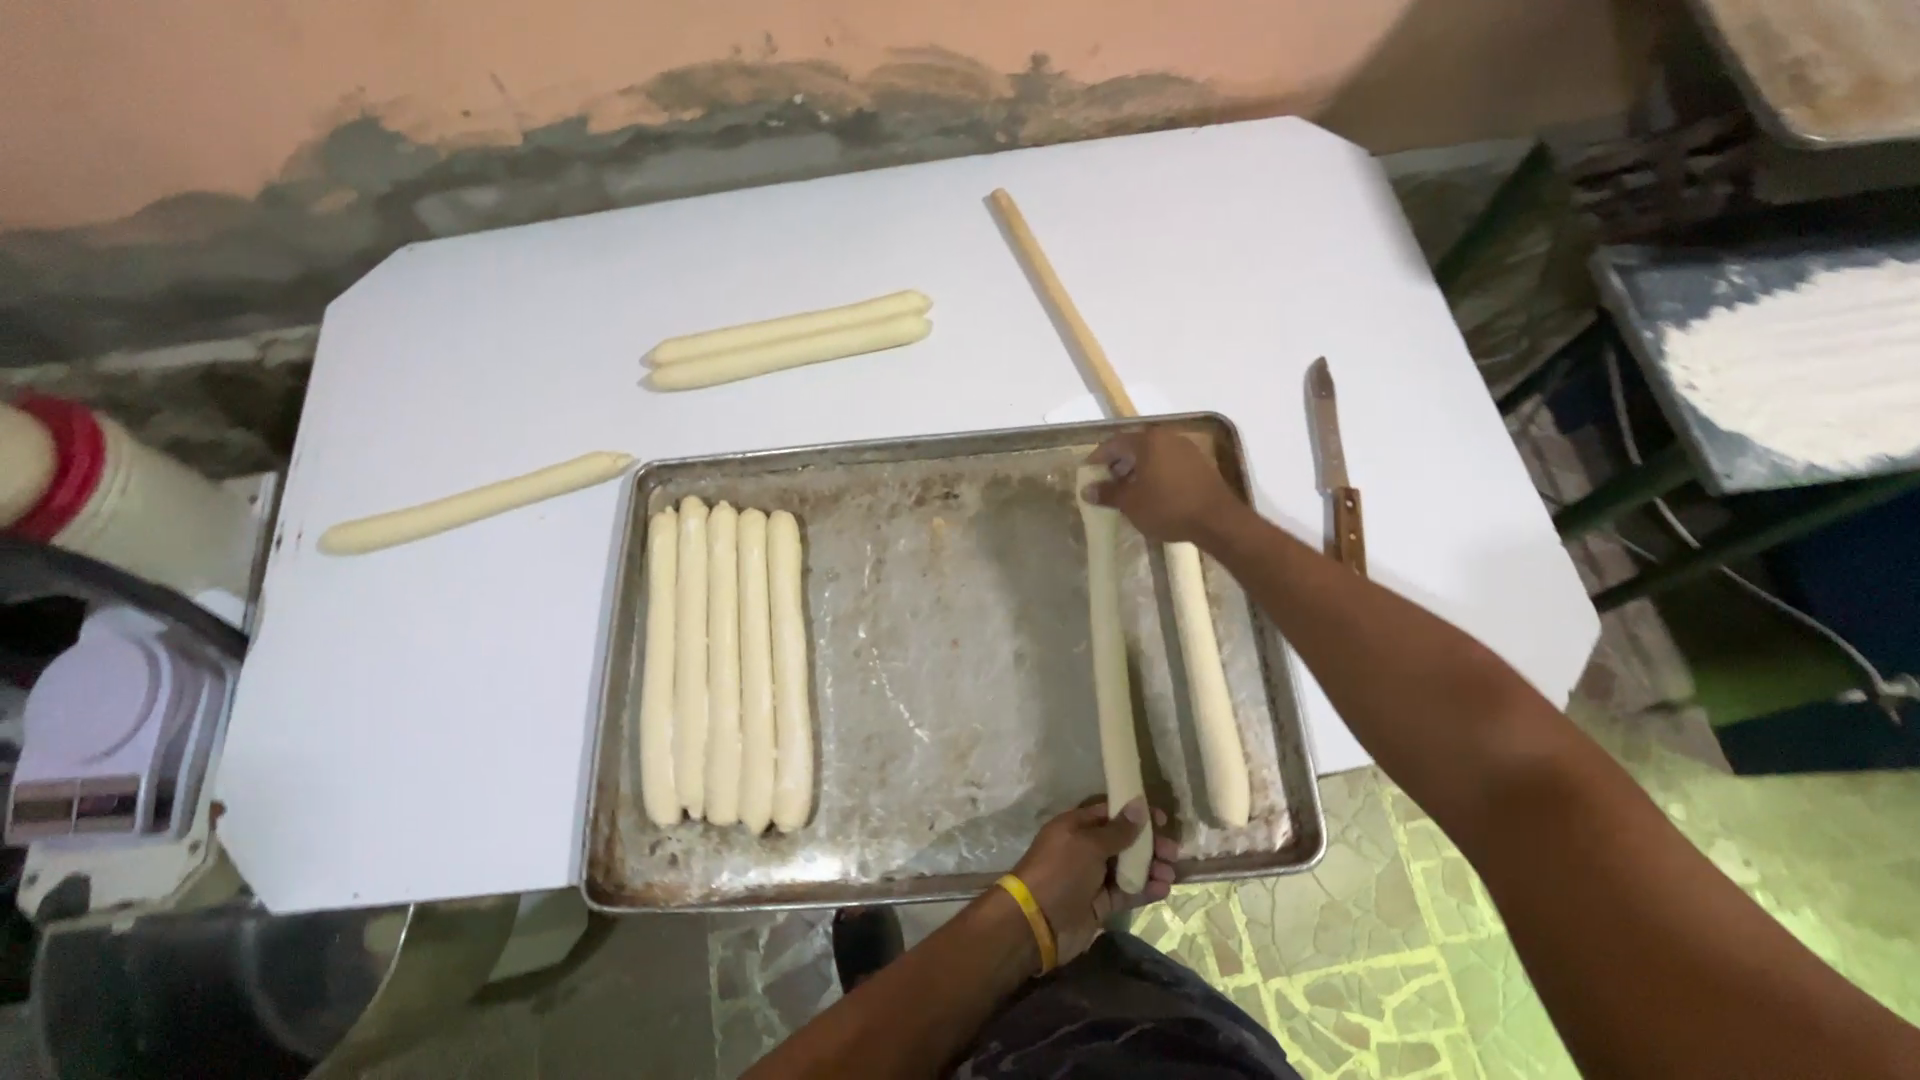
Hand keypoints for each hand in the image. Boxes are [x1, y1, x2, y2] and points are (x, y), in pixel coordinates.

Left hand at [1011, 798, 1180, 964]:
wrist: (1036, 923)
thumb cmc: (1060, 872)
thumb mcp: (1088, 844)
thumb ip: (1117, 830)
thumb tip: (1139, 805)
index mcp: (1076, 826)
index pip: (1110, 813)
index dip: (1135, 814)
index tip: (1162, 820)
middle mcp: (1085, 849)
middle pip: (1123, 841)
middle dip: (1149, 844)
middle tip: (1173, 852)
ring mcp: (1093, 878)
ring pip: (1128, 868)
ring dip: (1151, 868)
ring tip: (1170, 874)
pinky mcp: (1101, 904)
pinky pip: (1127, 892)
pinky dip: (1145, 889)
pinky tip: (1163, 889)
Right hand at [1083, 429, 1241, 543]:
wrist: (1217, 520)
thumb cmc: (1167, 507)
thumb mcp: (1131, 503)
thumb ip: (1108, 493)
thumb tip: (1087, 490)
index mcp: (1148, 441)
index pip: (1114, 443)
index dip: (1098, 457)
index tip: (1088, 472)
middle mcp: (1168, 438)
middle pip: (1135, 446)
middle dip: (1118, 463)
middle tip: (1106, 481)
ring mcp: (1187, 449)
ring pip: (1154, 454)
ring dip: (1137, 468)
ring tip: (1128, 489)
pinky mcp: (1200, 463)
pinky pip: (1169, 462)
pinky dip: (1155, 472)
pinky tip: (1152, 492)